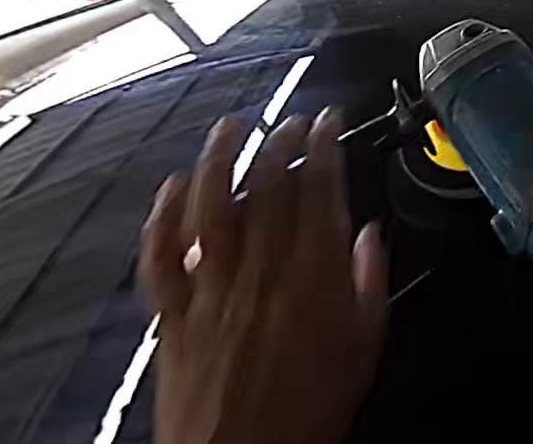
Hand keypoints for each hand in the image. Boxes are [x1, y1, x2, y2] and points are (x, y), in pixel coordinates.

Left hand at [140, 109, 387, 443]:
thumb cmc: (309, 412)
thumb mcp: (365, 348)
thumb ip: (370, 283)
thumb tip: (370, 235)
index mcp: (313, 276)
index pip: (319, 189)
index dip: (324, 145)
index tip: (328, 122)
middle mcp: (263, 271)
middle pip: (268, 185)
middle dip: (282, 140)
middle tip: (293, 121)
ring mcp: (214, 290)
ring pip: (211, 207)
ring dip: (219, 159)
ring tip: (232, 126)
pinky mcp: (176, 316)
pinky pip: (162, 258)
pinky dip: (162, 219)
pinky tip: (171, 187)